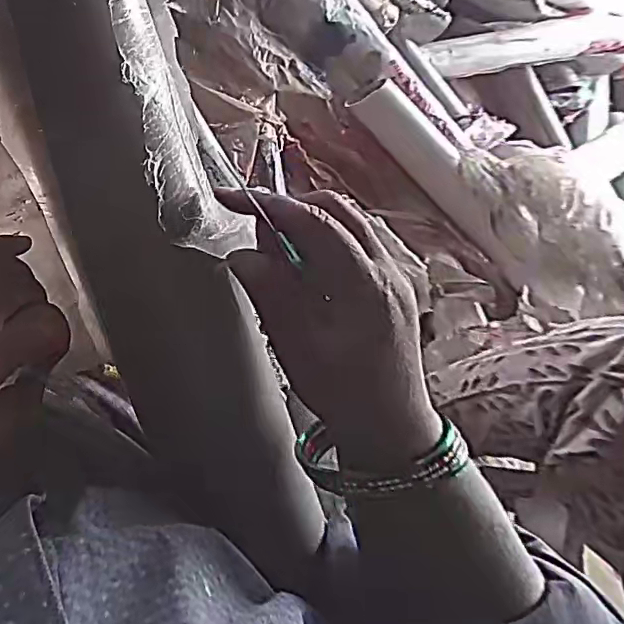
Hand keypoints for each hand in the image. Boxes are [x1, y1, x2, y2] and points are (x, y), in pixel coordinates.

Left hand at [0, 235, 69, 496]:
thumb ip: (25, 405)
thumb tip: (40, 376)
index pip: (49, 323)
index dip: (54, 341)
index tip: (44, 357)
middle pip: (29, 288)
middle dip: (37, 310)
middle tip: (26, 333)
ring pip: (4, 264)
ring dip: (21, 281)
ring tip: (14, 303)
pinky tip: (17, 248)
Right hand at [215, 189, 439, 470]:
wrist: (391, 425)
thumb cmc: (341, 389)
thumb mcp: (294, 341)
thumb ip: (270, 289)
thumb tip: (243, 253)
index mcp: (363, 282)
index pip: (311, 219)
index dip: (265, 202)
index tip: (228, 197)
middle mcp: (387, 269)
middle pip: (335, 207)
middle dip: (288, 205)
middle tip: (253, 225)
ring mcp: (395, 274)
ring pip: (348, 219)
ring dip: (306, 219)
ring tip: (276, 249)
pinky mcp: (392, 283)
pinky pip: (356, 238)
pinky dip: (323, 235)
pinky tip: (303, 263)